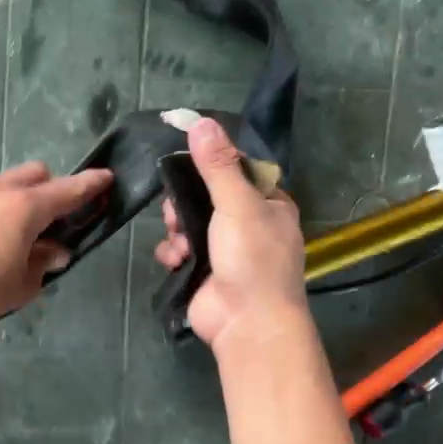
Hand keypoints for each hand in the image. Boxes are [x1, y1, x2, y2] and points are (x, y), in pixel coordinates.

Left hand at [0, 162, 113, 348]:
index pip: (68, 190)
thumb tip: (56, 250)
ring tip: (15, 233)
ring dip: (19, 197)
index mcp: (25, 207)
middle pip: (35, 175)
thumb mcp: (21, 285)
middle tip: (53, 221)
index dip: (91, 185)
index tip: (106, 179)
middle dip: (50, 189)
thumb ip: (44, 262)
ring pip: (5, 182)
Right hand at [154, 117, 307, 347]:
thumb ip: (216, 165)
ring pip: (187, 222)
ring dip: (176, 229)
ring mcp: (225, 248)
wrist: (247, 322)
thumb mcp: (237, 204)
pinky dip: (173, 252)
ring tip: (178, 241)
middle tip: (175, 210)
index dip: (208, 163)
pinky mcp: (203, 269)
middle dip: (183, 202)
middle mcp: (249, 223)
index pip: (235, 169)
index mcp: (269, 203)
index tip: (181, 158)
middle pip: (204, 195)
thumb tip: (199, 122)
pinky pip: (179, 249)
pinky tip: (176, 260)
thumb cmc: (252, 258)